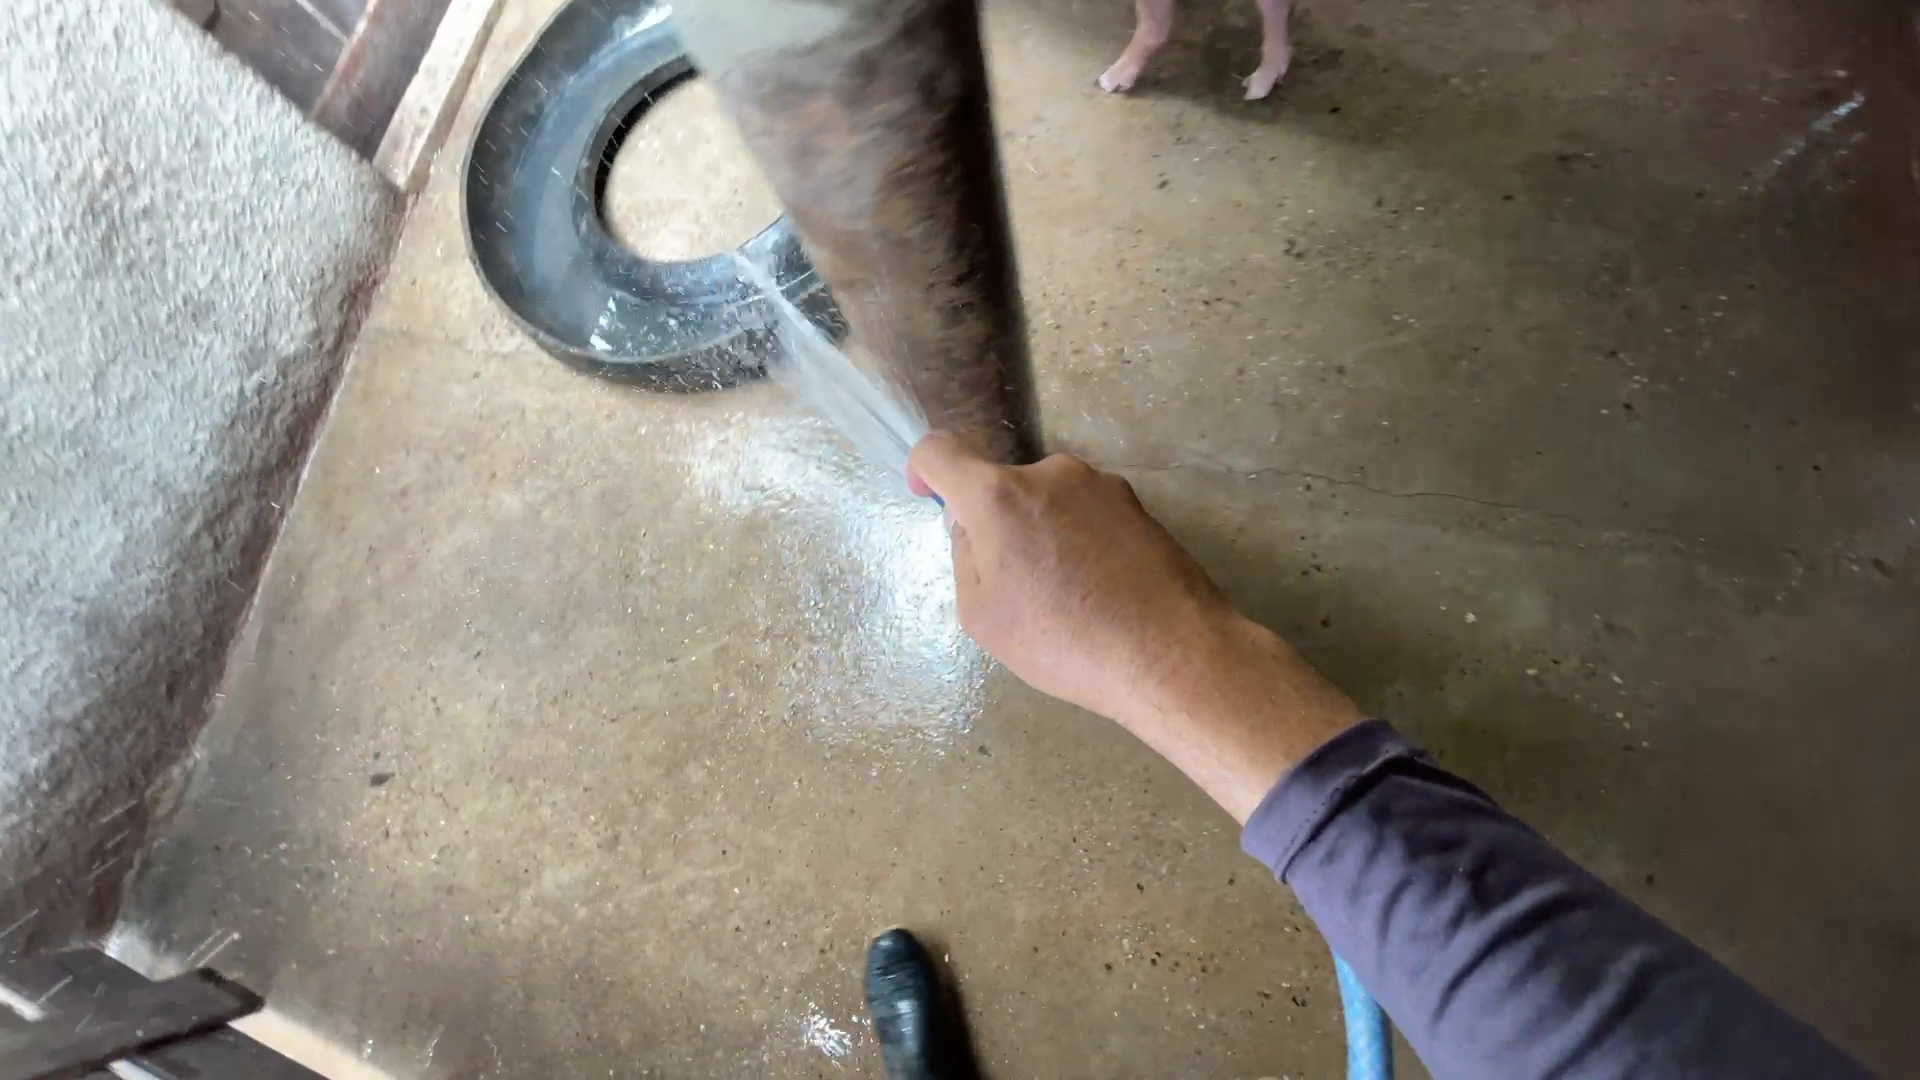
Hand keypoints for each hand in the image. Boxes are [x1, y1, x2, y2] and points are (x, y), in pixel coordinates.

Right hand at [907, 434, 1360, 819]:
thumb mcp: (981, 614)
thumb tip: (970, 522)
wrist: (1171, 654)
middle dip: (994, 522)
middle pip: (999, 484)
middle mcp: (1050, 472)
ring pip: (1045, 499)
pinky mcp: (1137, 503)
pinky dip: (1077, 539)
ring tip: (1067, 594)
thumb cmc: (1063, 641)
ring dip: (1039, 531)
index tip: (929, 497)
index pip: (939, 450)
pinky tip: (1099, 587)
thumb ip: (964, 554)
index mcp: (998, 495)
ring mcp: (1100, 484)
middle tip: (1015, 584)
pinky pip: (1084, 512)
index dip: (922, 470)